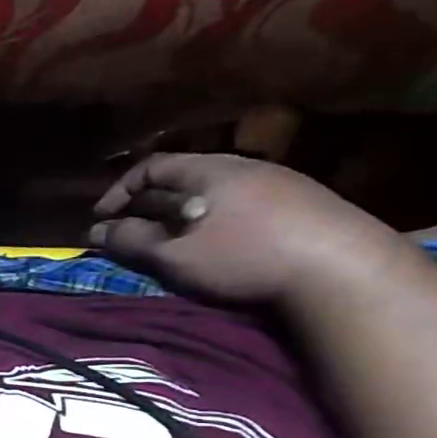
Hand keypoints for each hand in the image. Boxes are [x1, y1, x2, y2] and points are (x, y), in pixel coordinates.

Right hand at [88, 153, 406, 305]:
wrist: (342, 270)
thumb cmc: (243, 257)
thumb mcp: (173, 254)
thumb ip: (129, 241)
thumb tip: (94, 231)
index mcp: (211, 171)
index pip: (151, 166)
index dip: (119, 191)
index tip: (101, 221)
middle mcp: (244, 168)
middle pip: (181, 179)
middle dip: (147, 207)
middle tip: (128, 236)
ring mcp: (278, 185)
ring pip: (211, 194)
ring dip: (179, 217)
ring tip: (168, 246)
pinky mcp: (300, 207)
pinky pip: (238, 206)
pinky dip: (210, 223)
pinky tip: (213, 248)